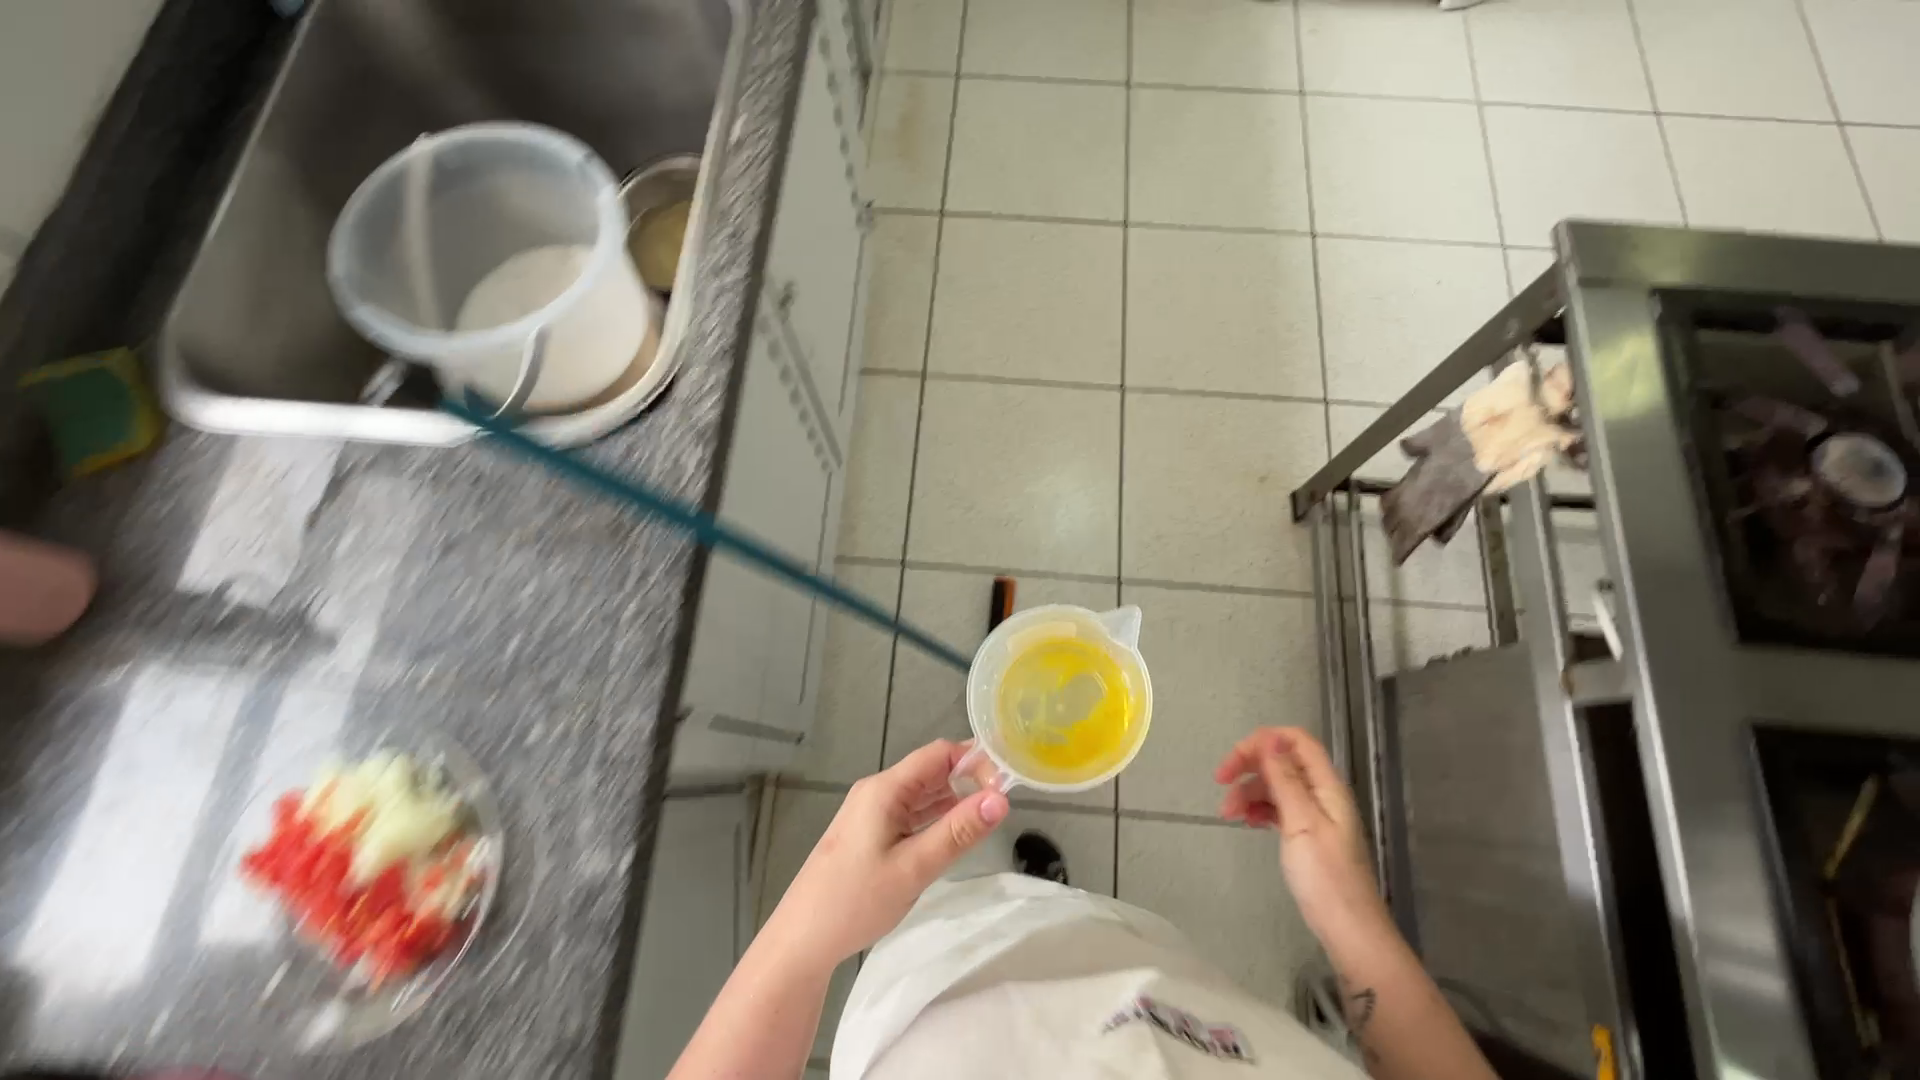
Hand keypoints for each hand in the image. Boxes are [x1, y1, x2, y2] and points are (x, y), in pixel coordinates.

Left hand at [761, 740, 1009, 971]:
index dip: (975, 761)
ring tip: (989, 816)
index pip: (938, 754)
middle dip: (968, 779)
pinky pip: (911, 813)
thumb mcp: (914, 868)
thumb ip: (957, 832)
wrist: (802, 939)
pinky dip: (936, 817)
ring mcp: (872, 812)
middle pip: (931, 770)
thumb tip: (1001, 799)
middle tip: (1005, 801)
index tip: (1006, 785)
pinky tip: (956, 833)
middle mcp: (878, 791)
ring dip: (954, 799)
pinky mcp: (870, 833)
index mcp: (885, 789)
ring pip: (922, 793)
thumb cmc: (856, 900)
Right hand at [1215, 727, 1388, 937]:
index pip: (1296, 741)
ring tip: (1228, 814)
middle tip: (1220, 783)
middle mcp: (1322, 794)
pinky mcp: (1307, 836)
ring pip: (1276, 785)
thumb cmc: (1325, 877)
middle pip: (1282, 761)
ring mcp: (1316, 816)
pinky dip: (1259, 809)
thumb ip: (1286, 779)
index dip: (1263, 741)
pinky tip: (1247, 823)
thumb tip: (1271, 738)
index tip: (1233, 761)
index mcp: (1327, 786)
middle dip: (1249, 766)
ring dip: (1249, 791)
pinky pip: (1279, 808)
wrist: (1349, 931)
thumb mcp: (1301, 823)